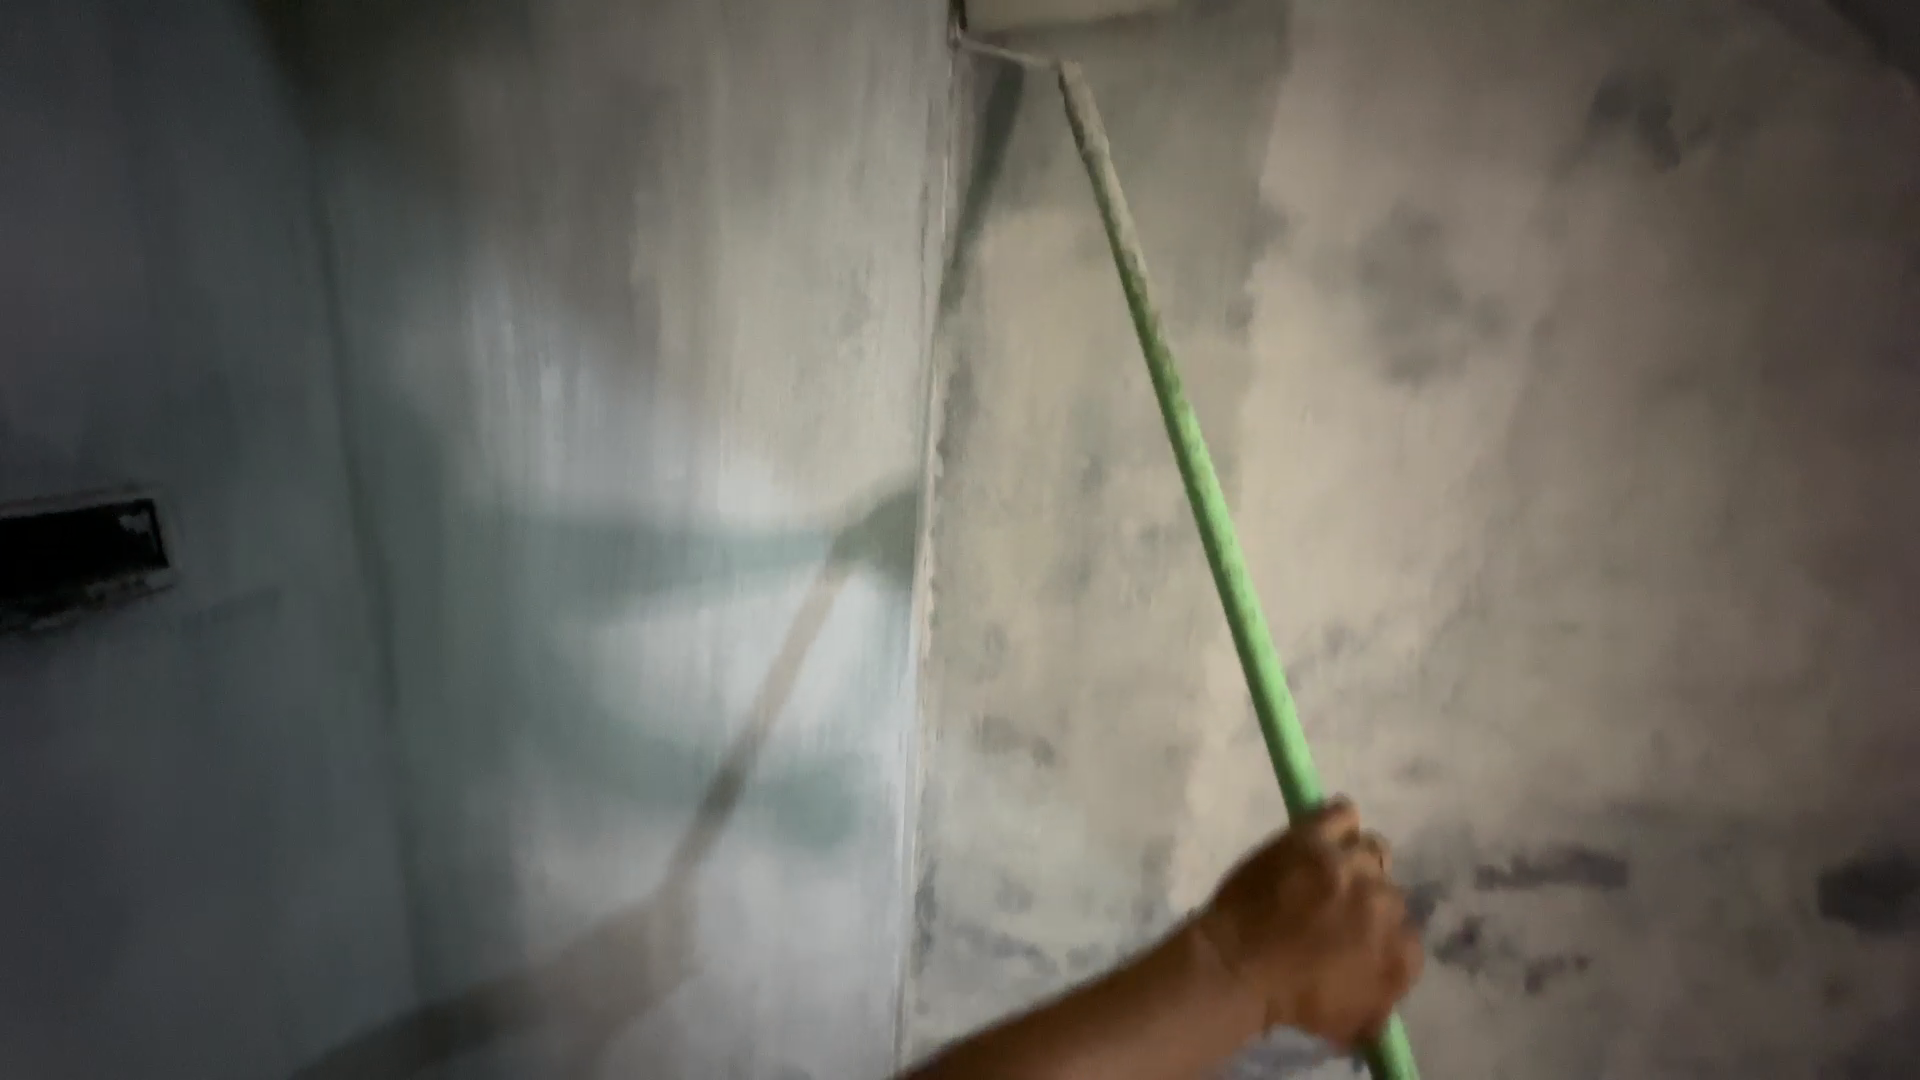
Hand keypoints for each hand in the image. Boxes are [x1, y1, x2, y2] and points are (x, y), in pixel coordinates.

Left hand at [1191, 797, 1422, 1049]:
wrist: (1239, 964)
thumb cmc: (1291, 999)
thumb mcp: (1354, 1022)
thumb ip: (1383, 999)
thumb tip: (1387, 983)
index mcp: (1400, 954)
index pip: (1407, 932)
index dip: (1380, 930)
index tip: (1355, 930)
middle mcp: (1384, 906)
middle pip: (1388, 888)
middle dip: (1365, 895)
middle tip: (1335, 901)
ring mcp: (1349, 868)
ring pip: (1371, 849)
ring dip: (1354, 860)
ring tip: (1329, 869)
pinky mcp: (1313, 840)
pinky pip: (1342, 812)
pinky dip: (1339, 818)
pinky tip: (1326, 831)